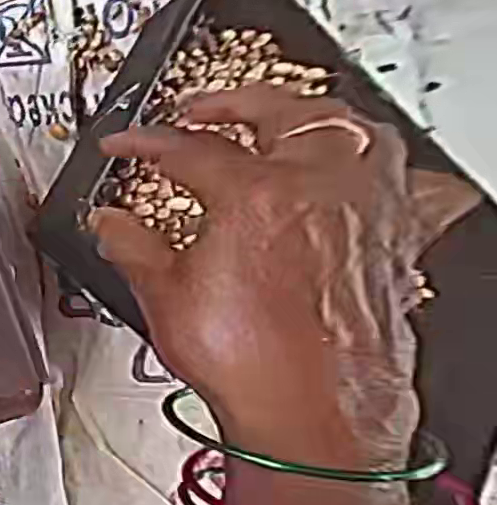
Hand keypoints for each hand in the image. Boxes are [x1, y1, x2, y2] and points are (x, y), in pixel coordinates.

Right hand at [90, 86, 477, 468]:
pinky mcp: (394, 236)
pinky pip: (395, 175)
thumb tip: (108, 219)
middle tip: (198, 108)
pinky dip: (364, 162)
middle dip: (236, 102)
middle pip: (289, 114)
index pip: (190, 149)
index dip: (145, 142)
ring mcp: (370, 209)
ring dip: (306, 116)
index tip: (121, 143)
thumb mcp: (160, 292)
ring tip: (272, 121)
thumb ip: (131, 243)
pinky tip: (345, 173)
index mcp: (258, 196)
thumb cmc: (246, 353)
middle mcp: (325, 189)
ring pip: (355, 130)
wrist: (313, 402)